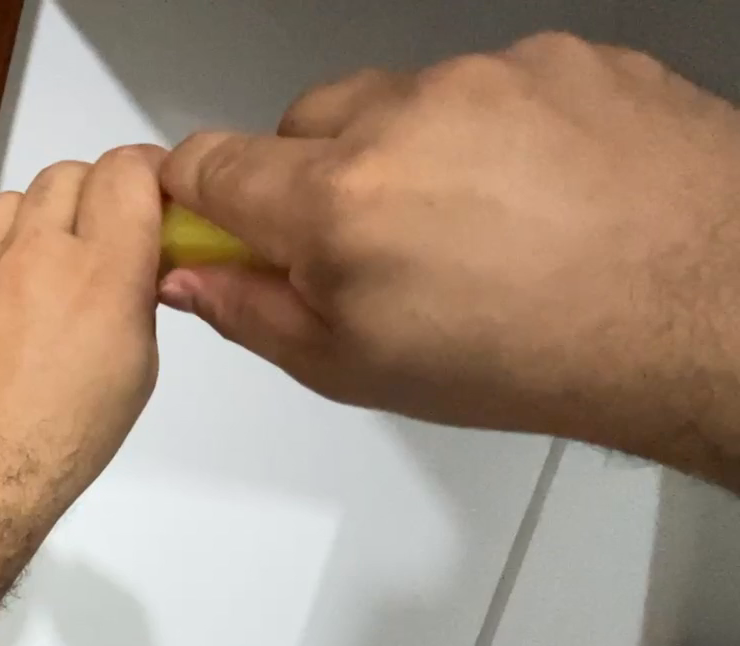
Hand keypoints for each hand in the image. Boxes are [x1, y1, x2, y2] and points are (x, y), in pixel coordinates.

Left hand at [0, 146, 165, 524]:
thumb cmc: (71, 435)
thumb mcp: (136, 366)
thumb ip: (133, 295)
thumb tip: (128, 263)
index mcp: (103, 271)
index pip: (125, 169)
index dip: (142, 176)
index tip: (147, 200)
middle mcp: (39, 254)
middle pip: (67, 174)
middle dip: (90, 196)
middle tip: (96, 238)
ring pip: (14, 200)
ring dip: (38, 218)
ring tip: (44, 263)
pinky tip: (4, 299)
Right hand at [159, 33, 739, 482]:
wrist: (704, 313)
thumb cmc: (512, 353)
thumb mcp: (336, 361)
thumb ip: (242, 309)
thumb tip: (184, 275)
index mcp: (332, 201)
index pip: (207, 162)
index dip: (186, 190)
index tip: (199, 220)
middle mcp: (401, 118)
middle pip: (290, 125)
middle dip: (290, 178)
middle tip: (334, 241)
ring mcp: (489, 77)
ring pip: (380, 103)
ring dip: (376, 154)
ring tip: (435, 222)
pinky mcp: (562, 58)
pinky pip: (468, 87)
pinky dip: (459, 133)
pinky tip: (501, 194)